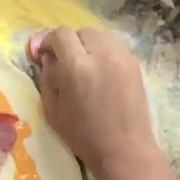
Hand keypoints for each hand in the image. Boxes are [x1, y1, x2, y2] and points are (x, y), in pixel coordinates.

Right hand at [35, 27, 158, 177]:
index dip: (48, 41)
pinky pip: (115, 46)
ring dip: (88, 44)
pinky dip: (104, 51)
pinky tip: (101, 70)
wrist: (124, 148)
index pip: (60, 35)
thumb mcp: (52, 109)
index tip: (45, 55)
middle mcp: (101, 54)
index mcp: (76, 66)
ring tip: (84, 64)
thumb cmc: (82, 135)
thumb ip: (48, 78)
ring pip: (100, 35)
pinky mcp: (134, 63)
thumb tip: (49, 59)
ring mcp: (121, 56)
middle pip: (81, 31)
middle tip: (65, 61)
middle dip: (70, 42)